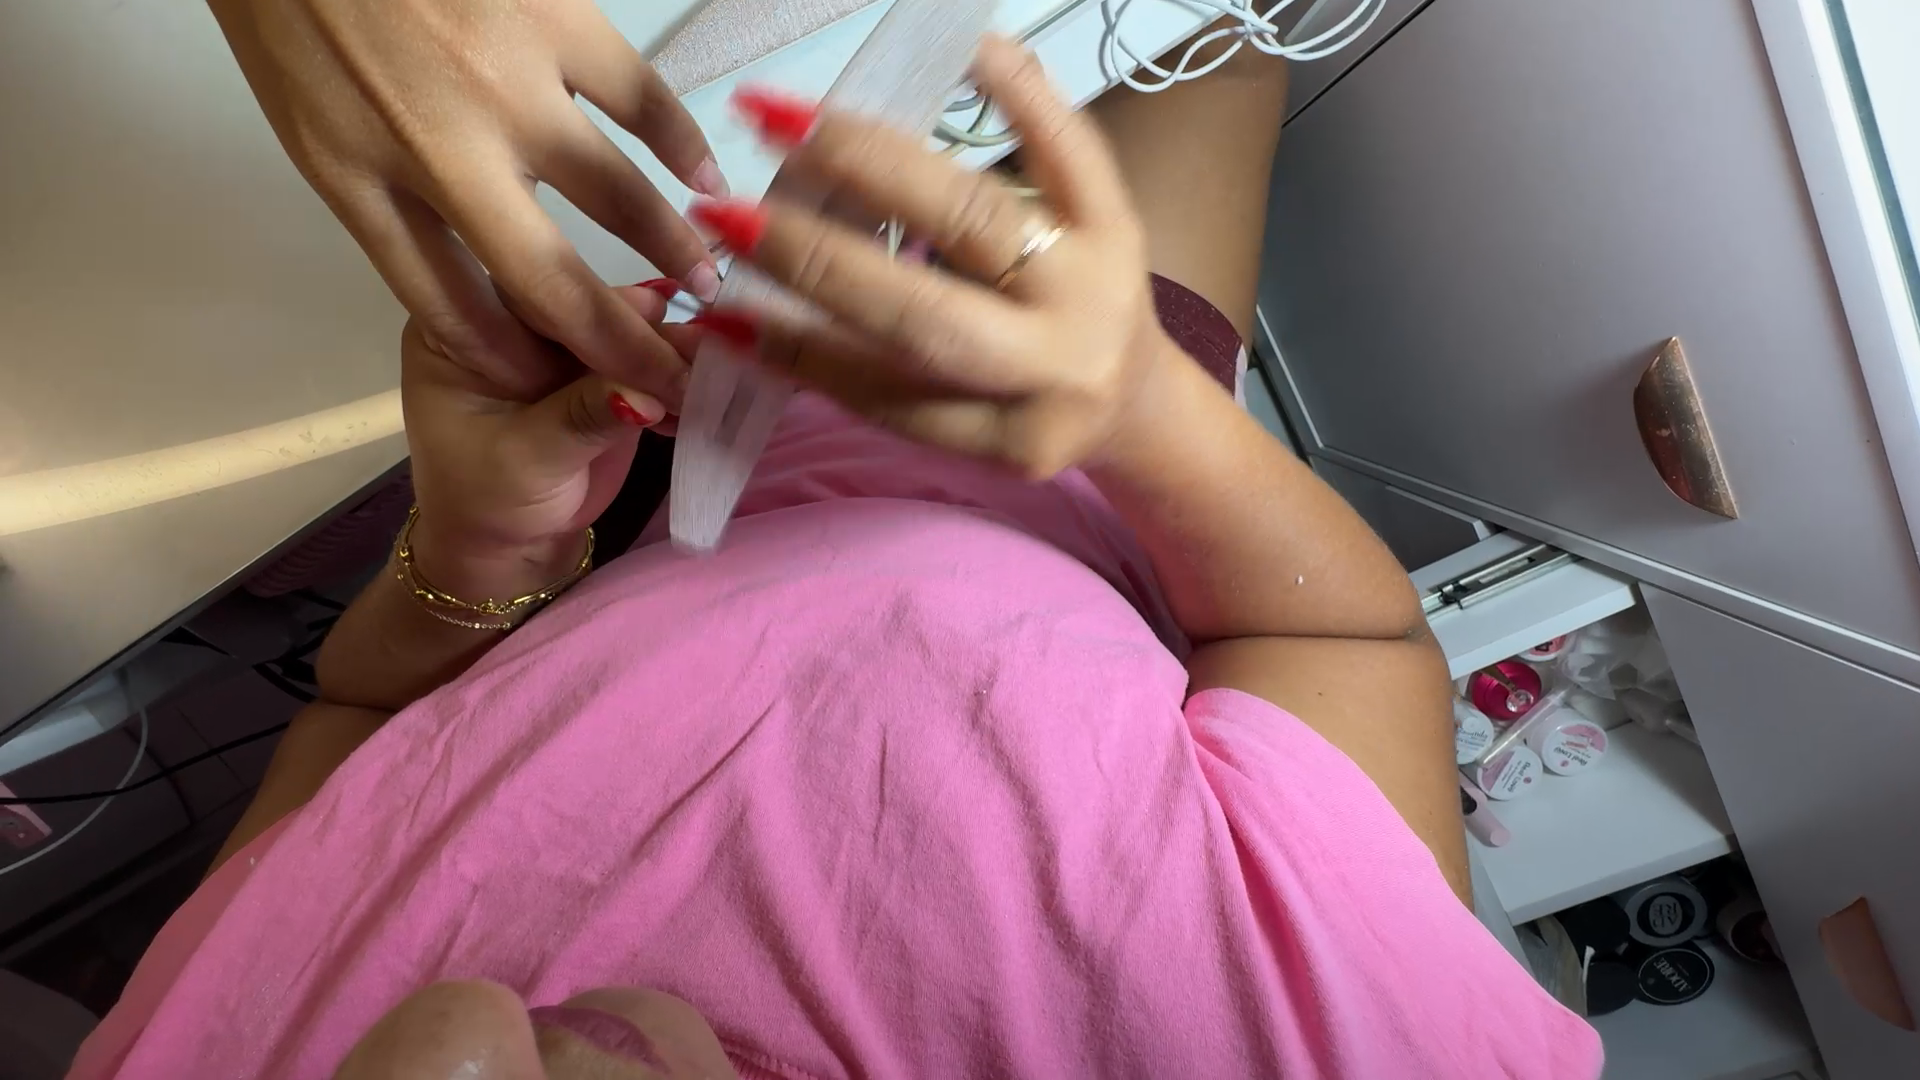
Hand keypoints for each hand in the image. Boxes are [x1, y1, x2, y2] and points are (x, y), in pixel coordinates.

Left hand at [208, 0, 725, 403]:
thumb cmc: (292, 11)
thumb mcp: (318, 132)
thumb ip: (401, 218)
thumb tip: (500, 300)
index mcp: (360, 179)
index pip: (459, 315)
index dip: (528, 368)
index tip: (580, 388)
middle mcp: (438, 147)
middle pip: (553, 286)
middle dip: (626, 351)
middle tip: (677, 380)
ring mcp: (502, 81)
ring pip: (616, 199)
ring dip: (673, 255)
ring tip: (707, 285)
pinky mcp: (550, 15)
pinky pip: (640, 98)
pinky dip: (683, 145)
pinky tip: (707, 180)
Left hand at [398, 285, 691, 595]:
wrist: (509, 543)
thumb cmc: (488, 501)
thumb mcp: (527, 460)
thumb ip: (582, 420)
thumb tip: (645, 393)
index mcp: (467, 326)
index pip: (534, 296)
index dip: (597, 304)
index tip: (659, 312)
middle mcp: (517, 325)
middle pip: (590, 310)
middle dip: (649, 330)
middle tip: (705, 341)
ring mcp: (565, 352)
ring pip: (627, 338)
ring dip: (674, 355)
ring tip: (718, 369)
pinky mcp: (604, 379)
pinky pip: (646, 370)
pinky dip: (677, 384)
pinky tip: (709, 394)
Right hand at [690, 36, 1178, 478]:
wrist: (1135, 397)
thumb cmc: (1029, 415)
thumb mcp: (960, 431)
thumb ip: (868, 385)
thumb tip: (747, 326)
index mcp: (1014, 436)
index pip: (891, 396)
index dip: (803, 355)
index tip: (721, 311)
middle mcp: (1057, 365)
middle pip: (927, 314)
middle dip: (818, 262)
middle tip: (731, 209)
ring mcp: (1095, 283)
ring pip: (975, 219)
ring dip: (874, 163)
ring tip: (787, 122)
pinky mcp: (1119, 219)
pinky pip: (1068, 145)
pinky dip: (1015, 87)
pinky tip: (963, 45)